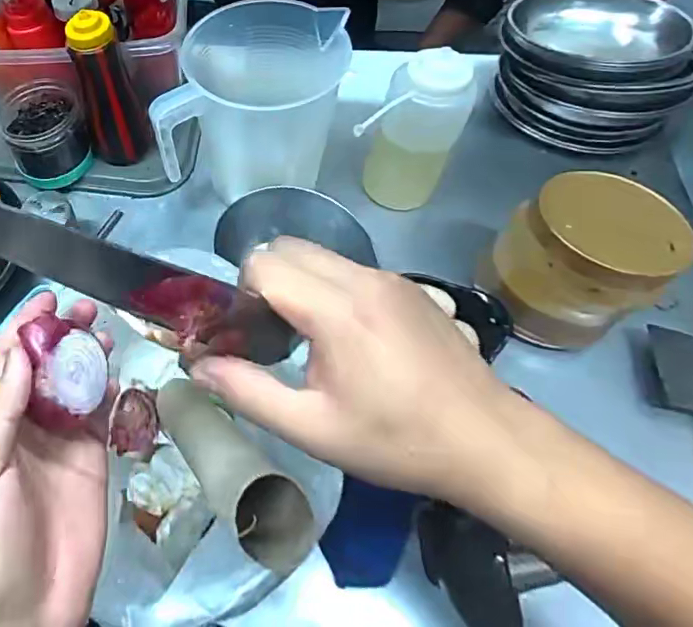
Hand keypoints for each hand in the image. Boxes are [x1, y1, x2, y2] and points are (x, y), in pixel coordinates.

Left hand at [0, 292, 111, 626]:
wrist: (24, 616)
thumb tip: (17, 354)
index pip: (5, 362)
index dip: (23, 328)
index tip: (44, 299)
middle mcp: (26, 424)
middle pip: (43, 366)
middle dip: (60, 333)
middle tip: (82, 308)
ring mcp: (60, 442)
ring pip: (74, 384)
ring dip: (86, 354)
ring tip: (102, 329)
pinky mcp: (90, 462)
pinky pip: (100, 416)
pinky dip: (109, 390)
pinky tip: (117, 372)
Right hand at [189, 238, 517, 501]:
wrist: (494, 445)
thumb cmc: (398, 441)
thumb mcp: (314, 430)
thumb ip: (248, 393)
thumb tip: (198, 368)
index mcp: (337, 310)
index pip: (262, 262)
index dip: (243, 293)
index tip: (253, 334)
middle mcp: (362, 278)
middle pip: (285, 247)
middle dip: (264, 279)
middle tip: (274, 330)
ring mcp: (390, 277)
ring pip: (316, 252)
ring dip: (296, 279)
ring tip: (309, 332)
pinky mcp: (410, 284)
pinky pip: (348, 266)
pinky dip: (328, 284)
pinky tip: (350, 335)